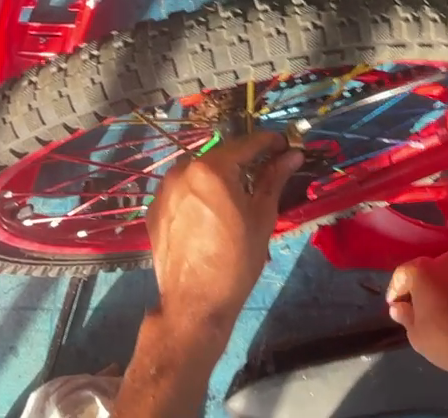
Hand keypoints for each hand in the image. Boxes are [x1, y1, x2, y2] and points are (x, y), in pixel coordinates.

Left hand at [146, 132, 302, 327]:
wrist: (194, 305)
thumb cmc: (236, 260)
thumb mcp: (261, 217)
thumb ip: (274, 178)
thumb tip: (293, 154)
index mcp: (211, 168)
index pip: (245, 144)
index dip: (268, 142)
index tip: (284, 145)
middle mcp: (183, 169)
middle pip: (220, 156)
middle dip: (243, 161)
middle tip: (264, 171)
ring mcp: (164, 189)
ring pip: (199, 172)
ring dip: (218, 176)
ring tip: (236, 195)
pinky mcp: (155, 208)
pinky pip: (182, 190)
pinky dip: (198, 193)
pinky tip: (210, 213)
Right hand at [386, 252, 447, 377]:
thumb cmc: (447, 340)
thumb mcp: (416, 335)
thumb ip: (404, 316)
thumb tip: (398, 307)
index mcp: (423, 270)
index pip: (402, 274)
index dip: (395, 291)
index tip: (394, 305)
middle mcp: (446, 262)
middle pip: (426, 272)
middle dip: (420, 288)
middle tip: (417, 308)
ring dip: (442, 290)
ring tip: (442, 312)